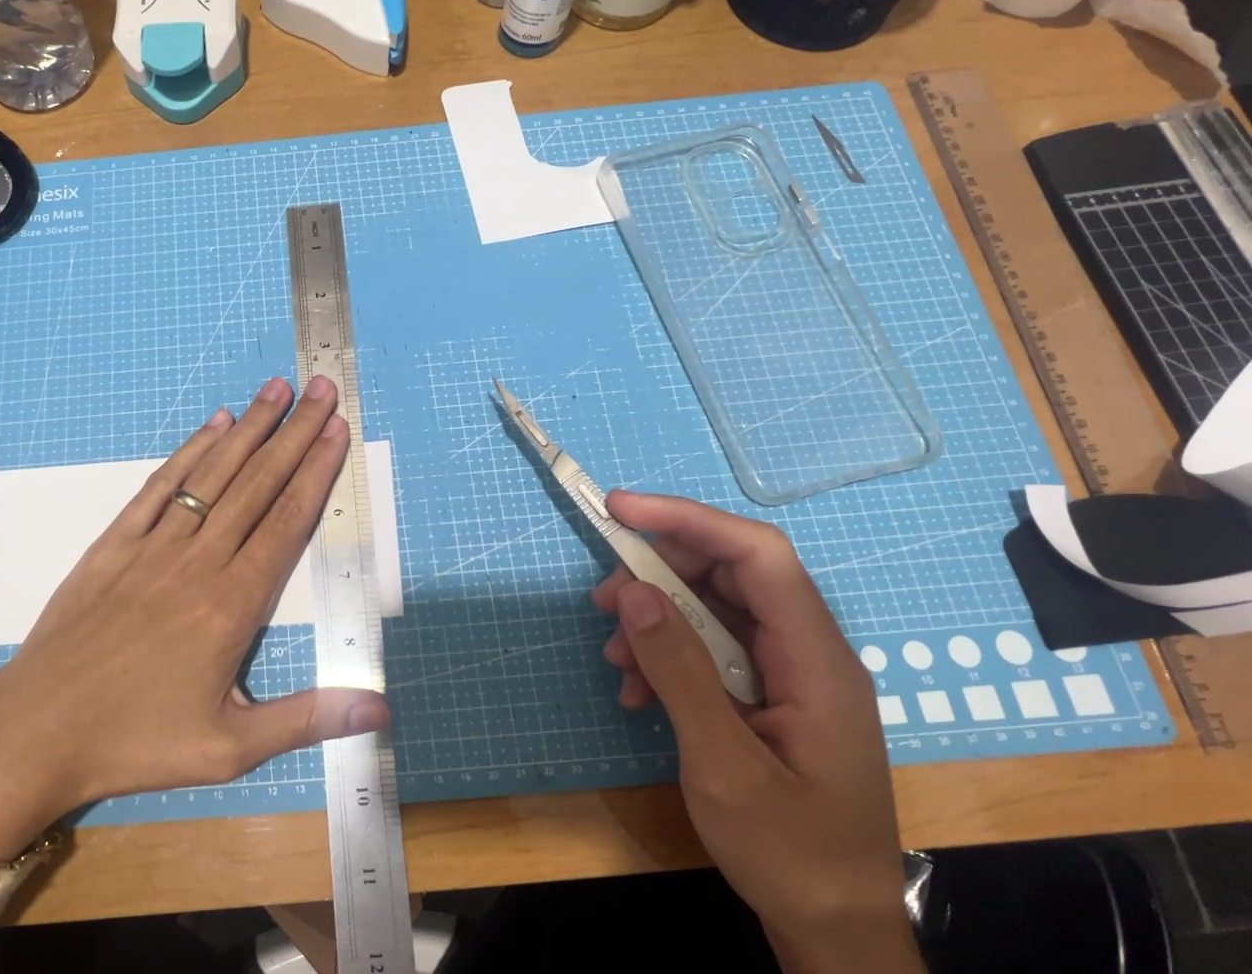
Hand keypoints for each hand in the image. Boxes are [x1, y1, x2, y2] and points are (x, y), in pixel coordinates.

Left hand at [0, 376, 390, 855]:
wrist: (38, 729)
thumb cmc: (138, 742)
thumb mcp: (230, 747)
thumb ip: (307, 720)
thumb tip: (382, 707)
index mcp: (233, 605)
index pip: (287, 523)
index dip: (316, 472)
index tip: (336, 429)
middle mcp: (198, 561)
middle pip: (257, 485)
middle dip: (294, 434)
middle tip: (321, 388)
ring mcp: (153, 546)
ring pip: (212, 476)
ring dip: (248, 429)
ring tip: (276, 389)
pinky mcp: (113, 544)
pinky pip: (160, 487)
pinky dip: (189, 451)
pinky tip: (212, 425)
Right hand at [595, 491, 921, 973]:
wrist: (833, 926)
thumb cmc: (789, 852)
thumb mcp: (722, 764)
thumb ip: (680, 672)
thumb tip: (635, 593)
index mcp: (817, 662)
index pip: (760, 557)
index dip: (690, 521)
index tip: (621, 511)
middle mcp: (808, 654)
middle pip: (733, 576)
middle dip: (661, 575)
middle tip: (602, 601)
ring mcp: (789, 676)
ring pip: (716, 612)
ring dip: (657, 622)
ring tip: (615, 662)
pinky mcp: (769, 698)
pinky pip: (712, 652)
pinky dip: (667, 659)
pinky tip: (636, 694)